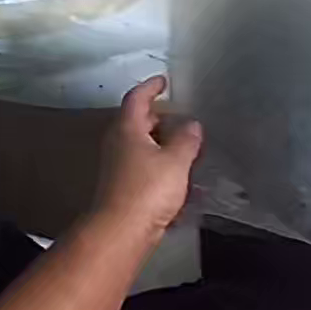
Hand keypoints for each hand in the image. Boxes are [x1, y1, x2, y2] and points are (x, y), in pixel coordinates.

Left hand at [92, 76, 202, 238]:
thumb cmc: (147, 189)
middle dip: (162, 118)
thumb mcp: (174, 162)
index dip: (150, 87)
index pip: (137, 98)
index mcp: (127, 128)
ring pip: (144, 145)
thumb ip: (186, 140)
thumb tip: (192, 123)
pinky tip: (183, 182)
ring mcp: (119, 162)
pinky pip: (146, 166)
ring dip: (166, 145)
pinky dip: (163, 167)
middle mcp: (118, 140)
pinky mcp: (124, 183)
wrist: (122, 228)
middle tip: (185, 120)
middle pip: (140, 121)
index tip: (164, 80)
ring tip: (191, 151)